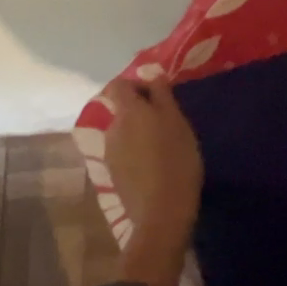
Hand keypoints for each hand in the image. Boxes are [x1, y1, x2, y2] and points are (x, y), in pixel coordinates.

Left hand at [103, 77, 203, 247]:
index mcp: (127, 112)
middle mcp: (112, 128)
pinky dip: (136, 154)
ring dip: (139, 134)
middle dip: (141, 112)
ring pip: (124, 133)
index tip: (158, 95)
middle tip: (167, 124)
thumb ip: (161, 94)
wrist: (161, 213)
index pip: (118, 84)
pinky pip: (124, 154)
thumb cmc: (175, 159)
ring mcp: (110, 154)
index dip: (136, 85)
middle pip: (122, 110)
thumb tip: (151, 72)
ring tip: (163, 148)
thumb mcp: (176, 121)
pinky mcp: (113, 175)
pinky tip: (155, 168)